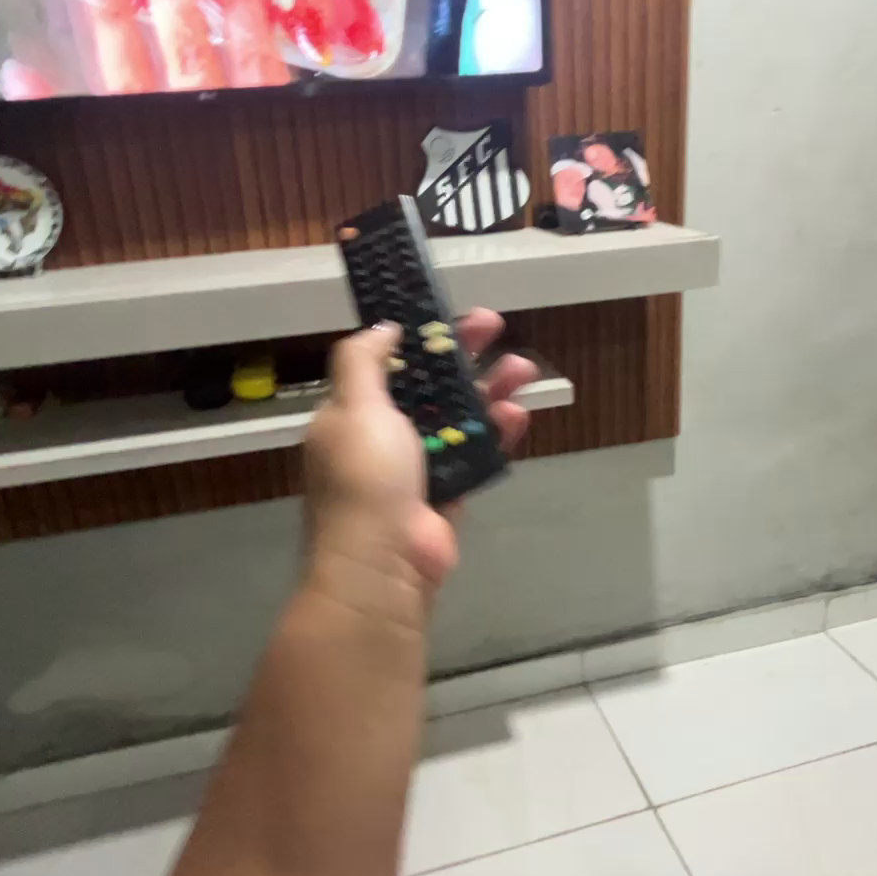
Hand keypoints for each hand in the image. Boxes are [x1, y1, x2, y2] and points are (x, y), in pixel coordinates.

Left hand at [303, 309, 536, 602]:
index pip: (390, 361)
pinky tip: (518, 414)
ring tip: (522, 368)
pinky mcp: (449, 492)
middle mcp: (385, 434)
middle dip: (463, 353)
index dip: (420, 334)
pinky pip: (477, 453)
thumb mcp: (354, 408)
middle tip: (497, 327)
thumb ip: (362, 361)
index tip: (448, 312)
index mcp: (354, 411)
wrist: (382, 563)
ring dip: (489, 388)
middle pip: (431, 383)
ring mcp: (419, 465)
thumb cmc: (364, 478)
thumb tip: (383, 328)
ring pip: (460, 415)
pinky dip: (497, 432)